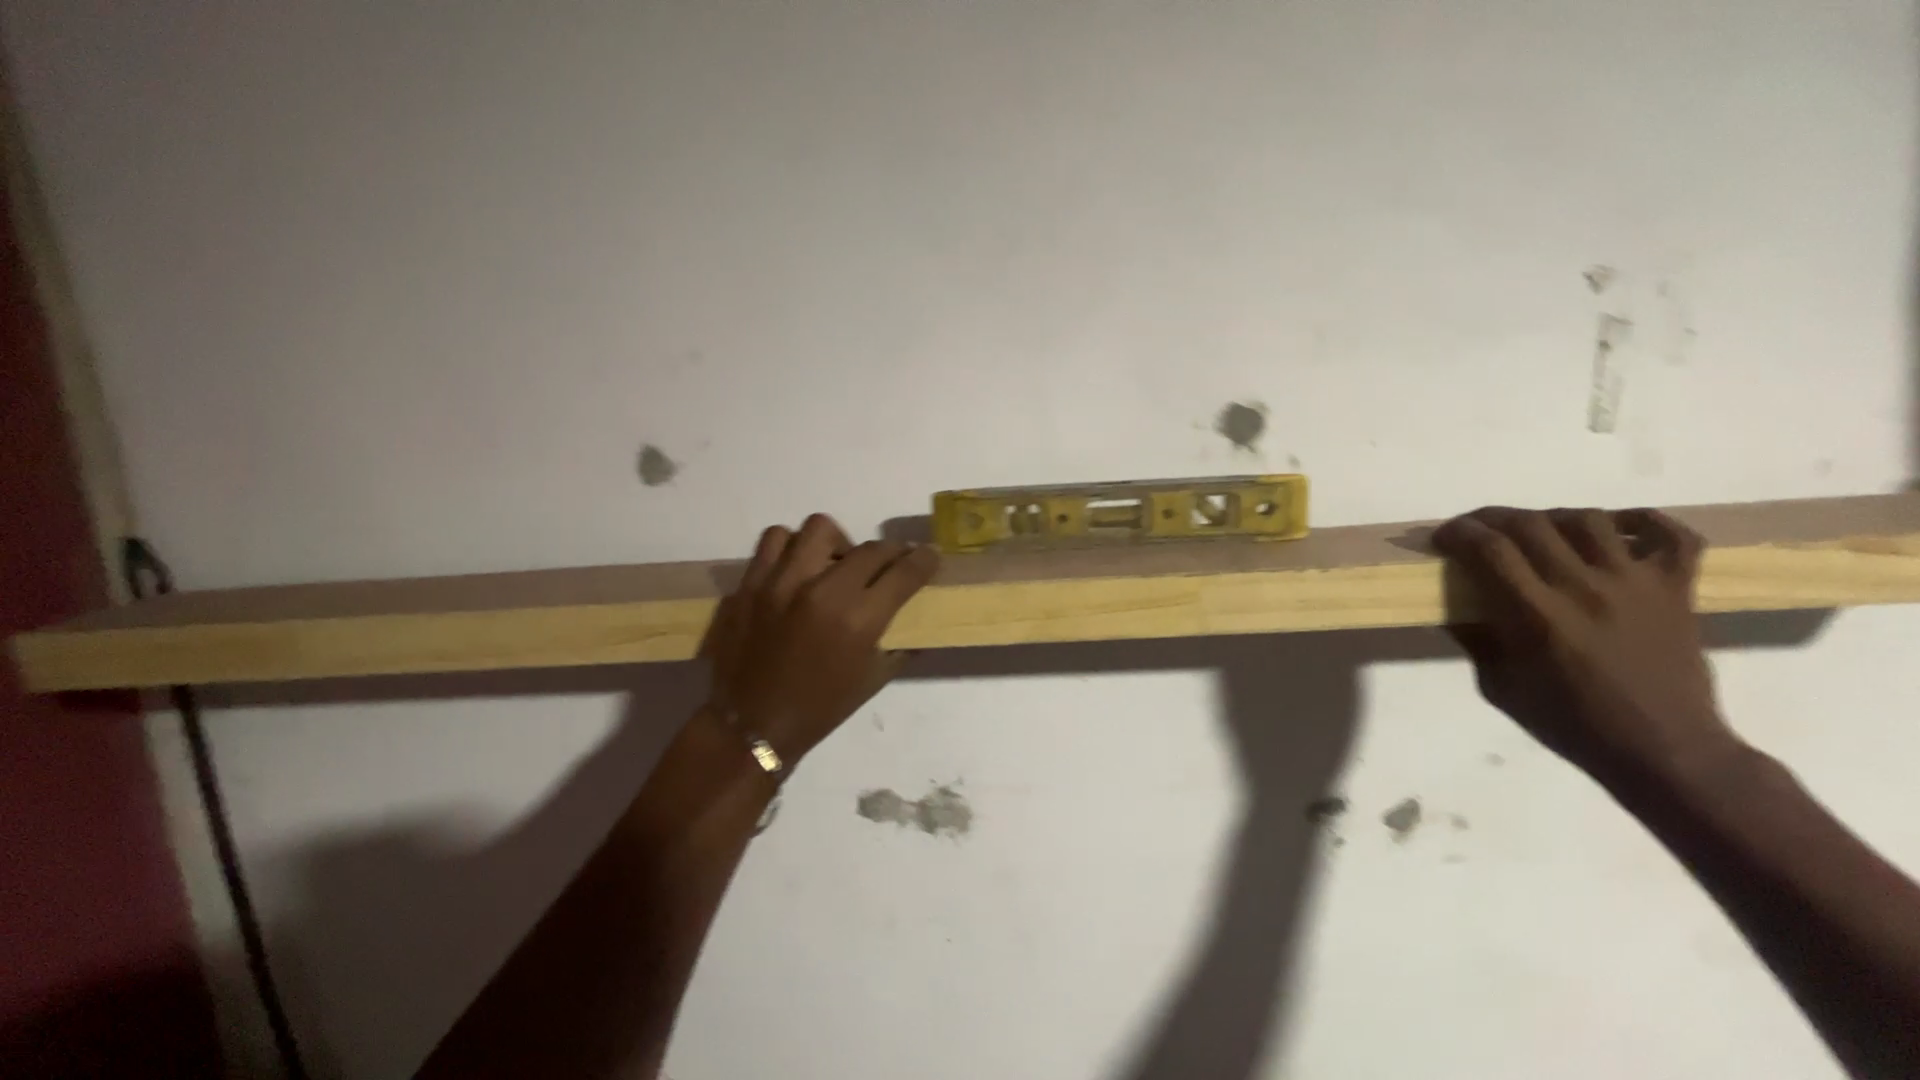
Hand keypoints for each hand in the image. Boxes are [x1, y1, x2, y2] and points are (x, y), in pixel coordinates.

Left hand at [705, 514, 939, 762]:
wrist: (752, 725)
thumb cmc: (819, 709)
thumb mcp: (873, 680)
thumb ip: (899, 645)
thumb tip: (916, 622)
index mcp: (857, 621)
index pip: (903, 573)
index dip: (924, 560)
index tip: (928, 556)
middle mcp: (821, 591)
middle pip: (870, 549)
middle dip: (890, 553)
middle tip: (889, 564)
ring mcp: (780, 582)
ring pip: (819, 528)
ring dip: (838, 542)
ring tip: (835, 562)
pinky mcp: (750, 582)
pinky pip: (774, 541)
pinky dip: (791, 548)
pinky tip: (797, 567)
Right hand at [1432, 506, 1742, 787]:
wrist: (1663, 750)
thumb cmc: (1572, 724)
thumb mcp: (1501, 687)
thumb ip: (1479, 638)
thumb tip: (1458, 604)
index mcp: (1538, 616)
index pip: (1490, 549)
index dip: (1459, 533)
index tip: (1444, 536)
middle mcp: (1585, 587)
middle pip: (1531, 524)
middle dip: (1491, 518)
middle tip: (1477, 529)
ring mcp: (1636, 583)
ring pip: (1588, 519)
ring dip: (1552, 517)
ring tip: (1539, 530)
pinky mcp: (1677, 588)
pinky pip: (1671, 535)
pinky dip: (1643, 522)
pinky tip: (1617, 530)